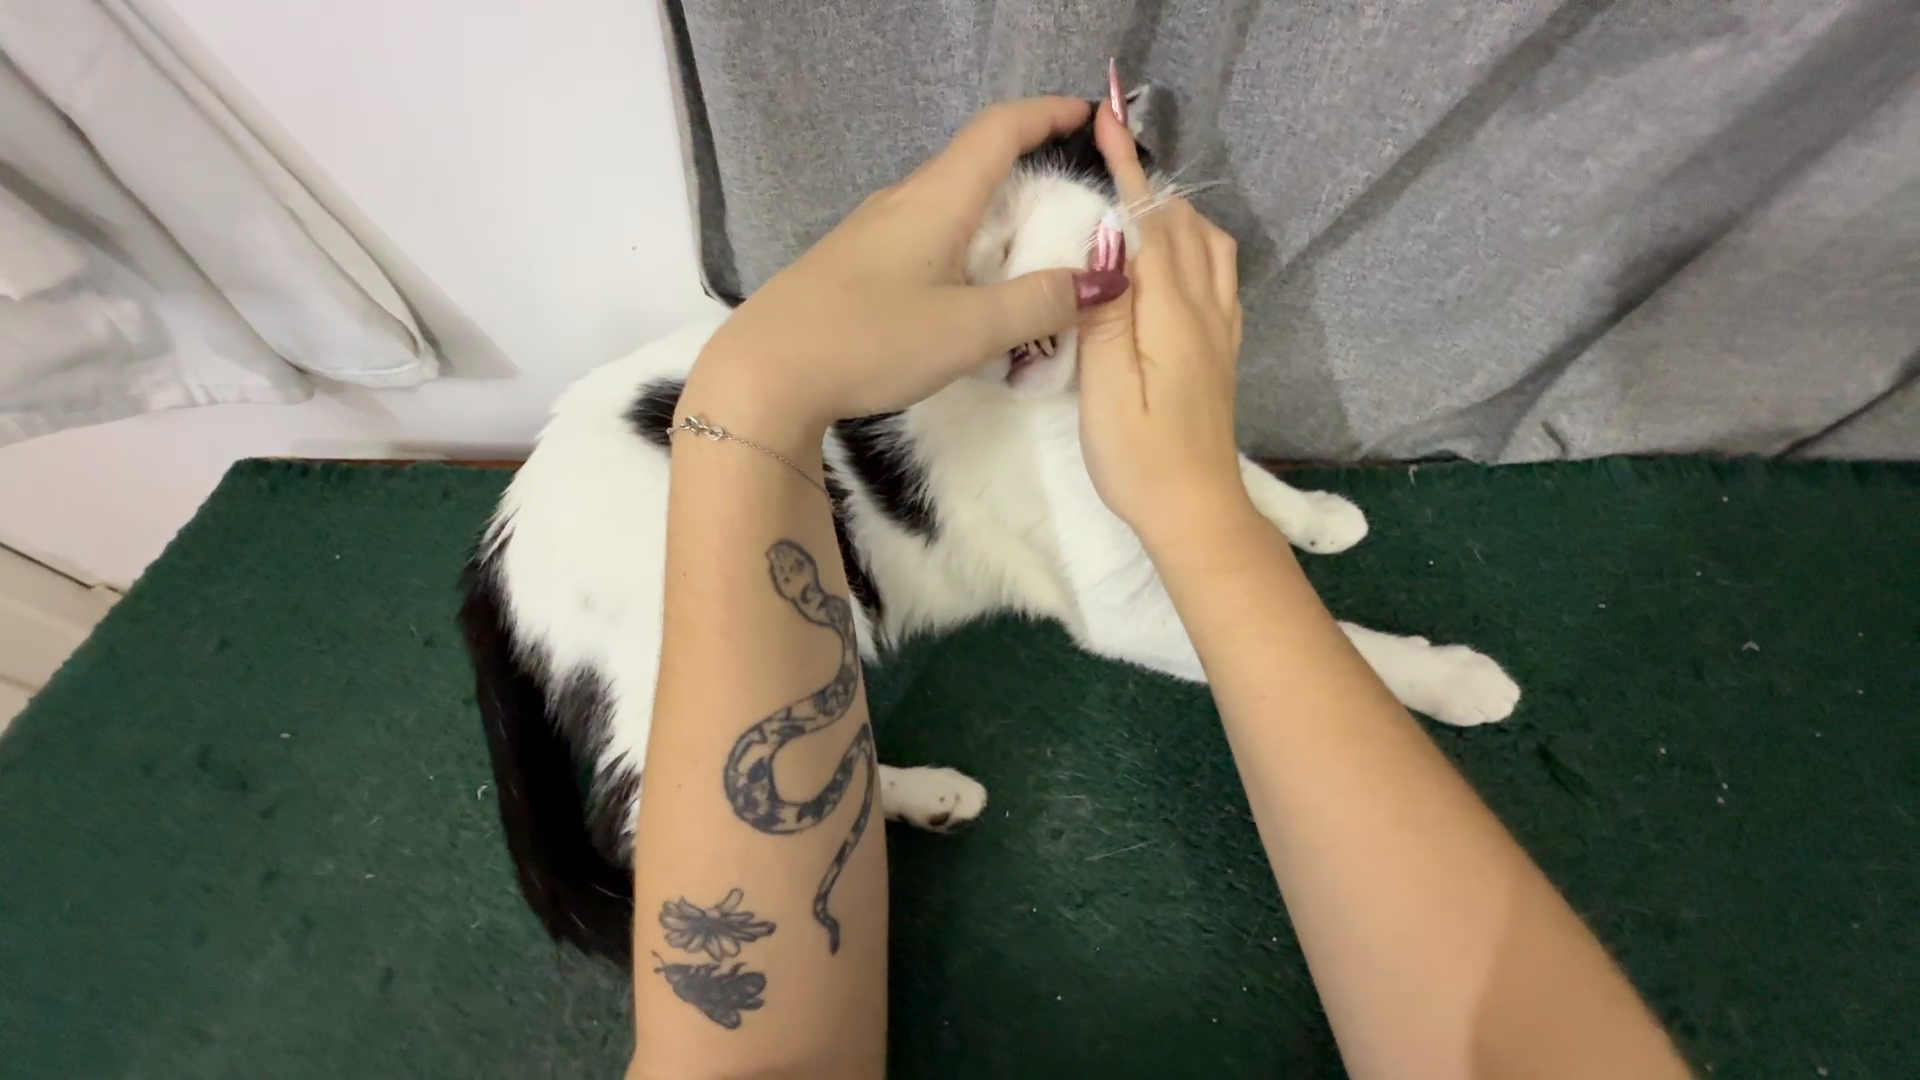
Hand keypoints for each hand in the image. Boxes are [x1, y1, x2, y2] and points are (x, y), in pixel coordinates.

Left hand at [684, 97, 1130, 445]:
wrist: (767, 373)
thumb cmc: (872, 339)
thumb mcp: (969, 329)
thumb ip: (1039, 304)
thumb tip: (1103, 282)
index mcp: (936, 199)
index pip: (1000, 129)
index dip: (1046, 113)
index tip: (1085, 115)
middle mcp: (901, 202)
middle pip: (972, 165)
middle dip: (1025, 170)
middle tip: (1066, 206)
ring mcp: (870, 233)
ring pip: (944, 207)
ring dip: (990, 217)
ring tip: (1022, 256)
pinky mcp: (852, 267)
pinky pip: (920, 240)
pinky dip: (958, 250)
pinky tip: (961, 291)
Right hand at [1076, 104, 1250, 547]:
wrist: (1195, 511)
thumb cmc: (1140, 460)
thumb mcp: (1108, 392)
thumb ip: (1108, 317)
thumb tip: (1108, 246)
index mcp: (1173, 317)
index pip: (1151, 226)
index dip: (1128, 173)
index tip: (1106, 124)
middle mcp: (1207, 313)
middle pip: (1183, 229)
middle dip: (1148, 186)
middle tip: (1106, 164)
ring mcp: (1221, 333)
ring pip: (1209, 248)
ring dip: (1175, 216)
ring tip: (1136, 211)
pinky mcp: (1222, 353)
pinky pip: (1219, 279)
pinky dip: (1195, 248)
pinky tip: (1174, 262)